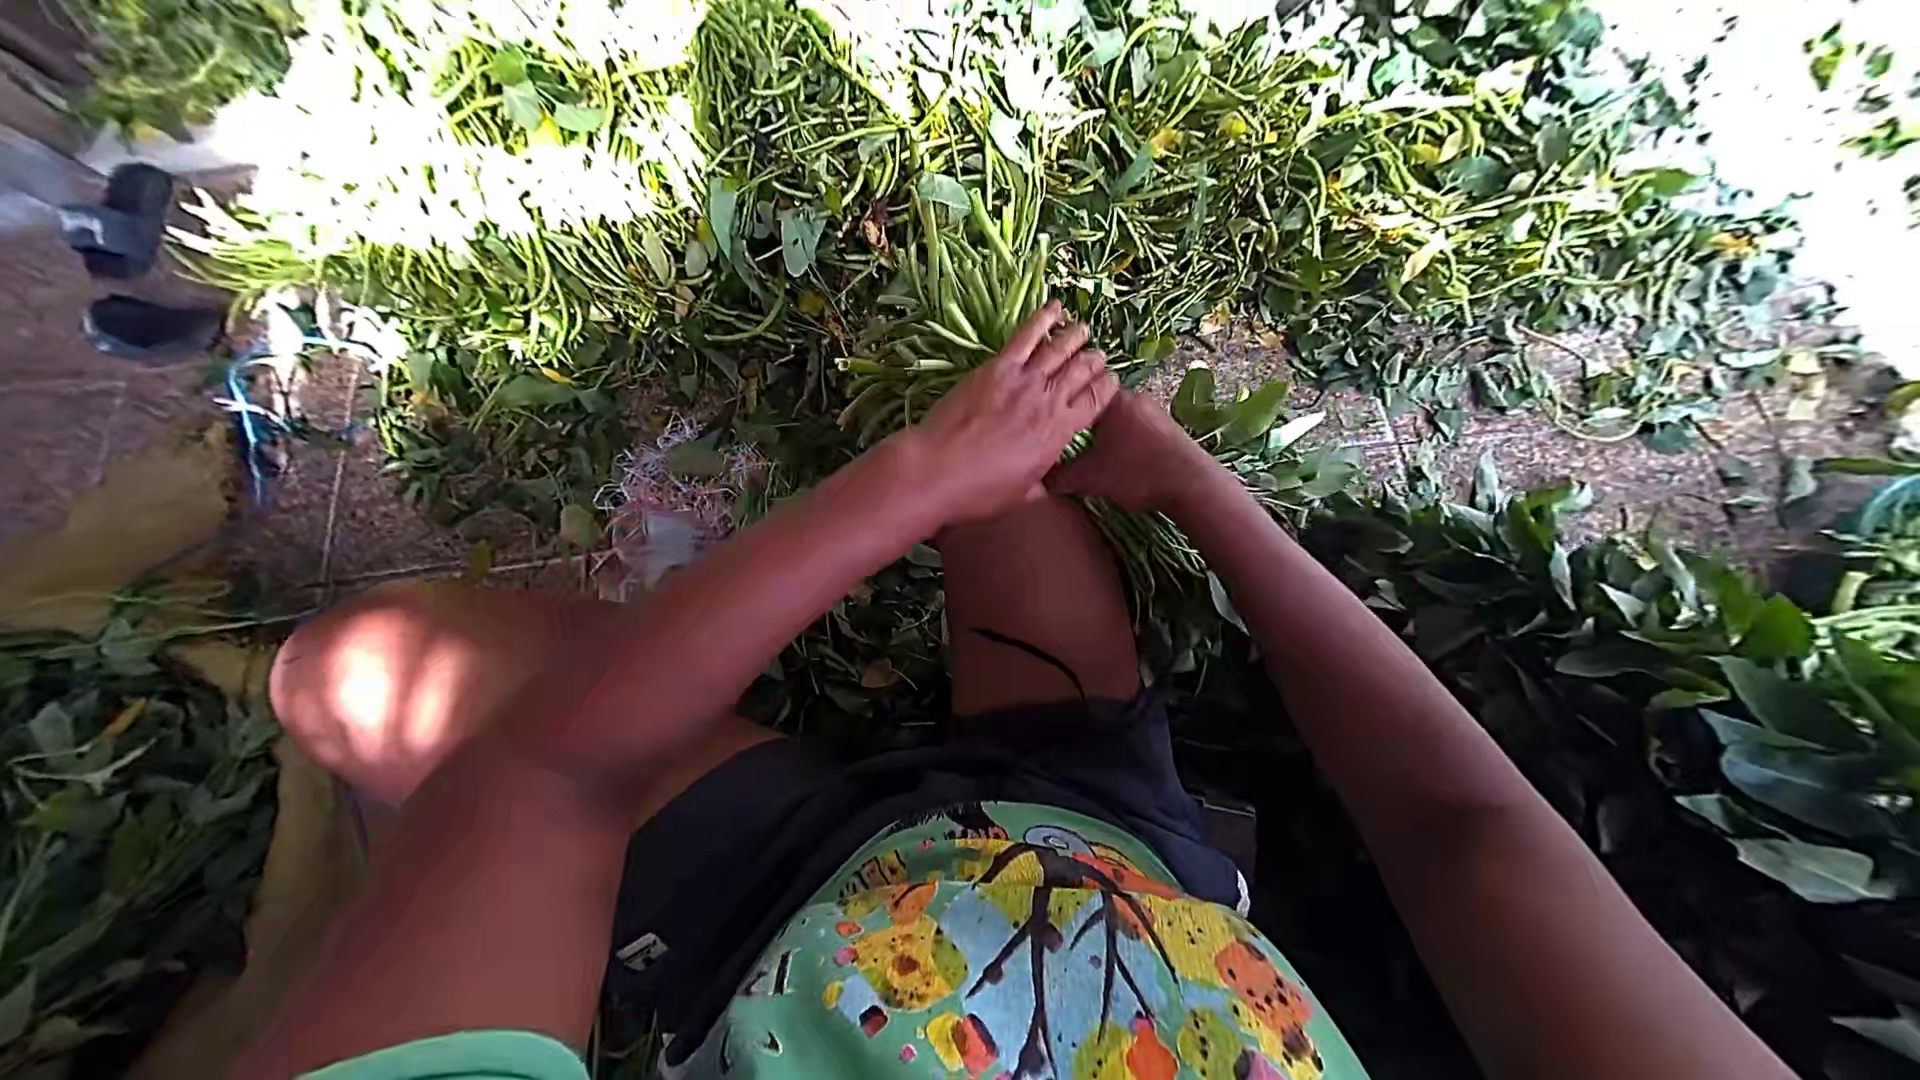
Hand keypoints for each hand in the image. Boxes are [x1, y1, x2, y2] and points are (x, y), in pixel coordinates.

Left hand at [891, 301, 1118, 527]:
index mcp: (1059, 432)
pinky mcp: (996, 368)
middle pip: (1081, 370)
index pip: (1095, 401)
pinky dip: (1042, 319)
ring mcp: (1022, 381)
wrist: (938, 470)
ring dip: (1074, 336)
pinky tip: (1053, 308)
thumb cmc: (978, 490)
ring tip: (1082, 329)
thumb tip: (1042, 488)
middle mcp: (1048, 401)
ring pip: (1059, 348)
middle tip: (1096, 355)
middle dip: (1093, 361)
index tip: (1110, 380)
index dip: (1106, 387)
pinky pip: (1026, 336)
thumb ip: (1037, 485)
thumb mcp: (1019, 495)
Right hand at [1046, 388, 1224, 514]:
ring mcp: (1153, 411)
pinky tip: (1118, 458)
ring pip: (1118, 416)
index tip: (1049, 423)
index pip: (1077, 391)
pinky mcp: (1166, 427)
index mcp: (1112, 401)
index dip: (1060, 407)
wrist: (1192, 484)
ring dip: (1103, 431)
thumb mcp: (1089, 478)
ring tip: (1090, 452)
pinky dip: (1122, 439)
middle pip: (1097, 403)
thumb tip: (1037, 478)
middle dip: (1081, 420)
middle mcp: (1134, 398)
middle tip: (1065, 441)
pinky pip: (1134, 427)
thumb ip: (1059, 476)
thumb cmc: (1137, 473)